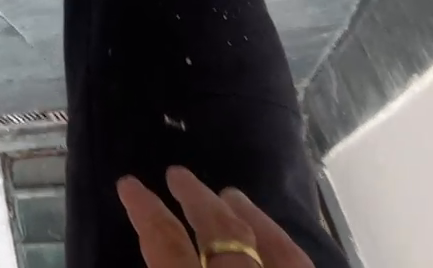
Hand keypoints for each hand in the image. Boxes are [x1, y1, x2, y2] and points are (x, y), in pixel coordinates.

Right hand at [116, 167, 314, 267]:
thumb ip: (164, 266)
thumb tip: (151, 246)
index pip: (168, 245)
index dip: (145, 211)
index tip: (128, 184)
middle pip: (223, 235)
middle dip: (198, 201)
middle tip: (177, 175)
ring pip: (277, 251)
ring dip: (250, 218)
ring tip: (230, 195)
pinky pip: (304, 267)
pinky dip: (285, 248)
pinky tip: (276, 242)